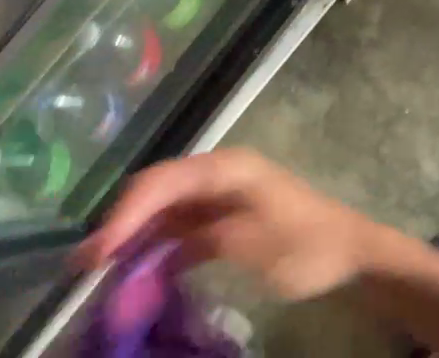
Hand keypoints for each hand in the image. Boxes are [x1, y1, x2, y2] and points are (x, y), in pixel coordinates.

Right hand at [75, 147, 384, 299]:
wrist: (351, 251)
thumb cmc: (307, 242)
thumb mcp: (257, 244)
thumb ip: (205, 239)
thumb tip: (156, 251)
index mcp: (221, 168)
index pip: (162, 182)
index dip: (127, 212)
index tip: (101, 247)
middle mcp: (212, 173)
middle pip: (155, 190)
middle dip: (121, 222)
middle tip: (87, 260)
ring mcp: (214, 194)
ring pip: (162, 209)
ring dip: (134, 237)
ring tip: (101, 267)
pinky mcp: (218, 216)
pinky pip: (177, 227)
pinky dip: (157, 247)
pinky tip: (139, 270)